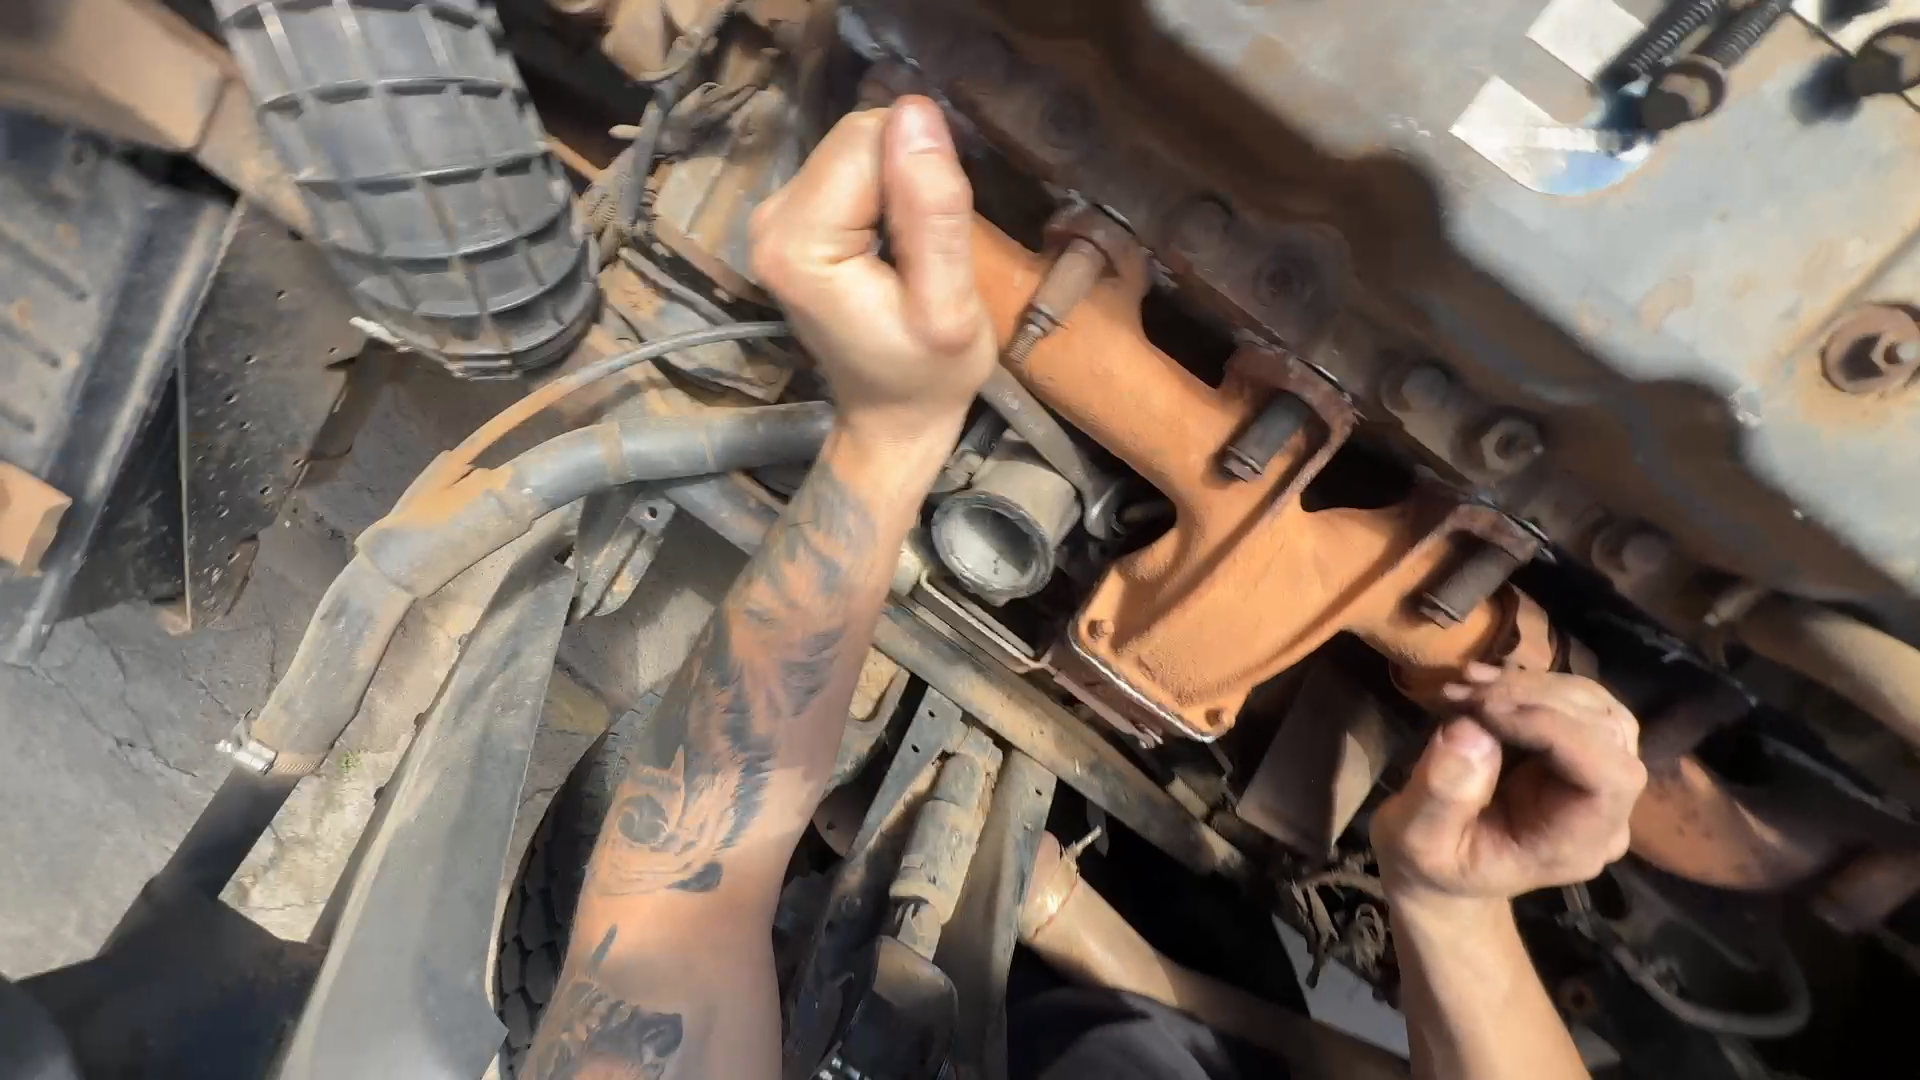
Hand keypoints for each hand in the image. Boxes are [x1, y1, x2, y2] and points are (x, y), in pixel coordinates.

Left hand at [749, 96, 997, 447]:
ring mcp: (772, 219)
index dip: (920, 178)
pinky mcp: (788, 223)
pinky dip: (883, 198)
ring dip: (899, 191)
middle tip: (927, 251)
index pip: (868, 141)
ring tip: (912, 255)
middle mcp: (769, 219)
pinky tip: (893, 248)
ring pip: (855, 152)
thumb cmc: (927, 378)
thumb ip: (934, 215)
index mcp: (798, 243)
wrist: (893, 419)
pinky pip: (849, 172)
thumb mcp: (949, 308)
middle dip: (907, 182)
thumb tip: (918, 112)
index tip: (937, 239)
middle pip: (856, 140)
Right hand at [1372, 664, 1646, 914]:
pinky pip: (1572, 707)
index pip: (1607, 776)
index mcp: (1573, 844)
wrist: (1440, 873)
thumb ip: (1441, 794)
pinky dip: (1529, 684)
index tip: (1483, 710)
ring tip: (1467, 682)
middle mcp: (1601, 812)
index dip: (1556, 730)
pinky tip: (1480, 682)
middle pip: (1607, 735)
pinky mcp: (1568, 758)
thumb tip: (1470, 730)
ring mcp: (1590, 782)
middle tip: (1463, 690)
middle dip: (1536, 698)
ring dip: (1533, 685)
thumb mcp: (1415, 840)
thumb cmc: (1428, 864)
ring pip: (1597, 712)